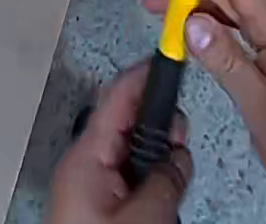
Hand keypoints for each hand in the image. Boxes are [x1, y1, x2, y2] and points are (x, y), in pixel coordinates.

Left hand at [47, 62, 192, 223]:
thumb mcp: (142, 216)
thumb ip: (165, 178)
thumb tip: (179, 155)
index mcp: (85, 154)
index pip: (118, 93)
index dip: (146, 73)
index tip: (170, 56)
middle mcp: (83, 163)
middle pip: (127, 122)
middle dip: (159, 125)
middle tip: (182, 138)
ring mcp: (88, 187)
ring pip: (131, 152)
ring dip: (156, 159)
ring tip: (174, 181)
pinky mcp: (95, 208)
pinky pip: (127, 178)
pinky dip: (148, 180)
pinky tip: (161, 201)